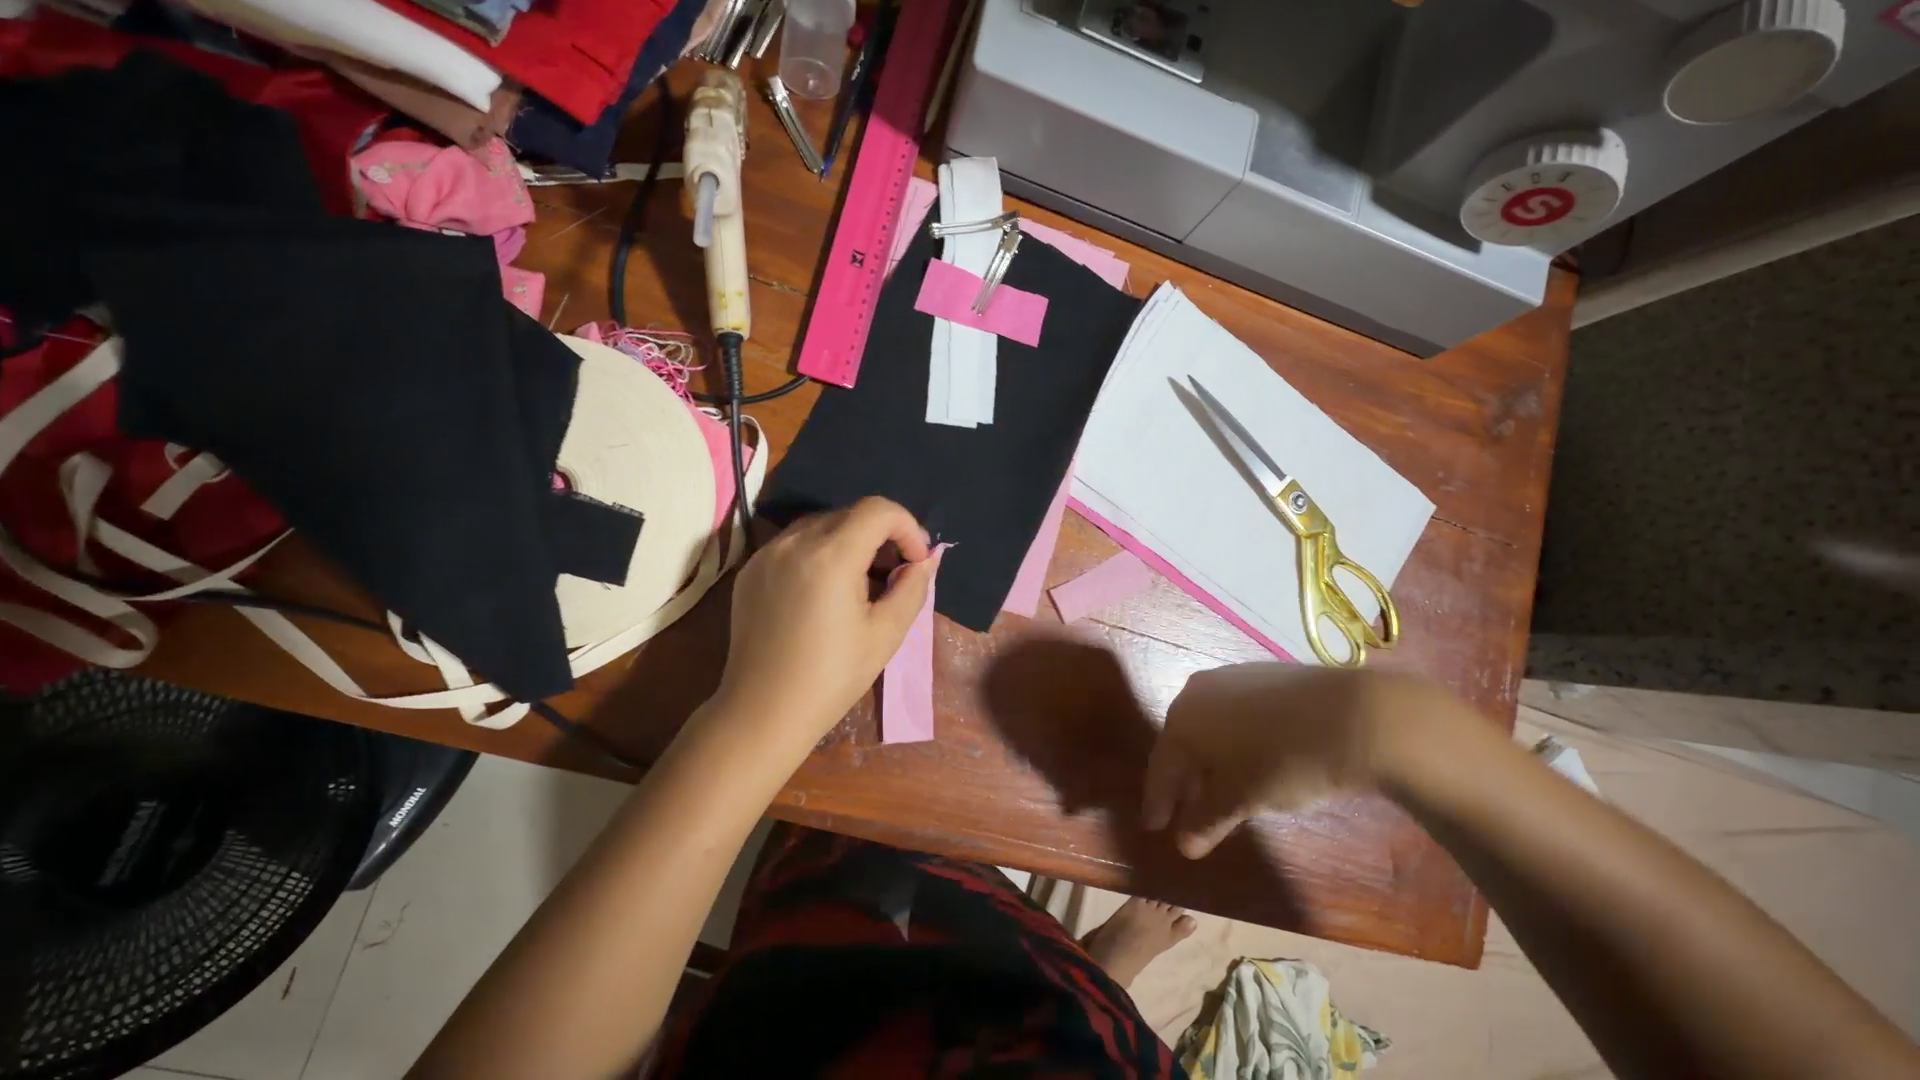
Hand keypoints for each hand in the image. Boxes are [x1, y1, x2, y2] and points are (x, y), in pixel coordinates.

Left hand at [712, 497, 937, 748]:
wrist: (762, 711)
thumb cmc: (831, 678)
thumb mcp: (885, 635)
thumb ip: (912, 587)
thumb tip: (926, 559)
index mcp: (830, 556)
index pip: (878, 509)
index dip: (907, 527)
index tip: (916, 561)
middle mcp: (794, 543)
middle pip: (850, 514)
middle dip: (881, 535)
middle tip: (894, 575)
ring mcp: (766, 554)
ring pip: (820, 525)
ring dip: (849, 541)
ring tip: (859, 584)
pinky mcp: (750, 570)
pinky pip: (793, 544)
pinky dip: (818, 553)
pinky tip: (824, 593)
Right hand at [1142, 663, 1466, 857]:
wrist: (1357, 717)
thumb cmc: (1283, 762)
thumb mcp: (1241, 799)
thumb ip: (1206, 821)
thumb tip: (1184, 845)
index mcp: (1183, 718)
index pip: (1161, 765)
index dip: (1158, 800)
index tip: (1155, 827)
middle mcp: (1200, 691)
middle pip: (1184, 743)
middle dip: (1184, 780)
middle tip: (1186, 814)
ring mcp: (1235, 679)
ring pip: (1212, 728)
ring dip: (1211, 762)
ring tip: (1222, 793)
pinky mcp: (1269, 677)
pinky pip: (1237, 716)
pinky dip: (1235, 744)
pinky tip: (1252, 764)